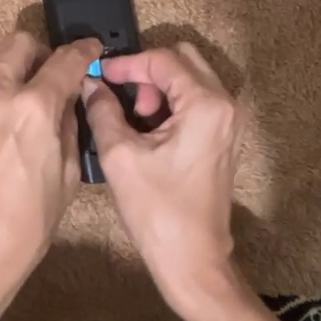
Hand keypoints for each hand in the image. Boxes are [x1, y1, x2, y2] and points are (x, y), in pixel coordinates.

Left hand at [0, 33, 103, 320]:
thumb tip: (69, 100)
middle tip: (57, 73)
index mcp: (33, 109)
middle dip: (44, 51)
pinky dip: (0, 91)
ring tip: (34, 100)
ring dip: (18, 70)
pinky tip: (12, 121)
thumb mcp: (67, 176)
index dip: (85, 51)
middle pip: (20, 44)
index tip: (93, 49)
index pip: (65, 60)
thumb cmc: (27, 225)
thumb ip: (70, 126)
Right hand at [82, 44, 247, 319]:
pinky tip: (147, 131)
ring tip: (132, 120)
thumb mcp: (120, 156)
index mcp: (206, 105)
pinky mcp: (224, 137)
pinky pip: (197, 101)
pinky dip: (170, 104)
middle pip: (183, 61)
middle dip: (147, 72)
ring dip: (158, 88)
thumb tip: (91, 85)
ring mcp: (229, 122)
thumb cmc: (158, 211)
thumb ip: (103, 111)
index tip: (99, 74)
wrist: (193, 259)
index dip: (127, 63)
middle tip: (121, 97)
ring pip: (190, 79)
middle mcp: (226, 105)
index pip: (163, 60)